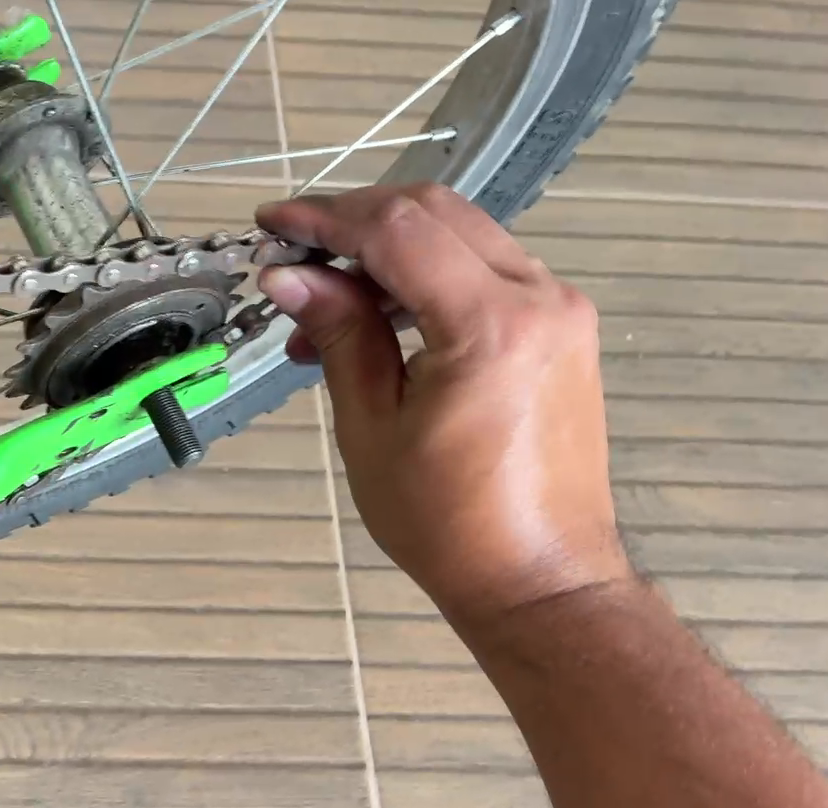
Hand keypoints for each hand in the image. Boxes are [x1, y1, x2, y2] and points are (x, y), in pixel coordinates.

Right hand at [255, 184, 633, 625]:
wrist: (536, 572)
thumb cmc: (439, 517)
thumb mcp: (370, 426)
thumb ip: (339, 336)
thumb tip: (289, 278)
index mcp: (489, 325)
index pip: (398, 232)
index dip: (324, 218)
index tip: (268, 225)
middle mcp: (541, 296)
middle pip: (435, 214)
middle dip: (351, 223)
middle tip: (287, 255)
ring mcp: (559, 307)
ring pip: (460, 236)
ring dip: (380, 255)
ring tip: (316, 309)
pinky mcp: (558, 327)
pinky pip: (480, 272)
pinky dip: (417, 279)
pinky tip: (369, 322)